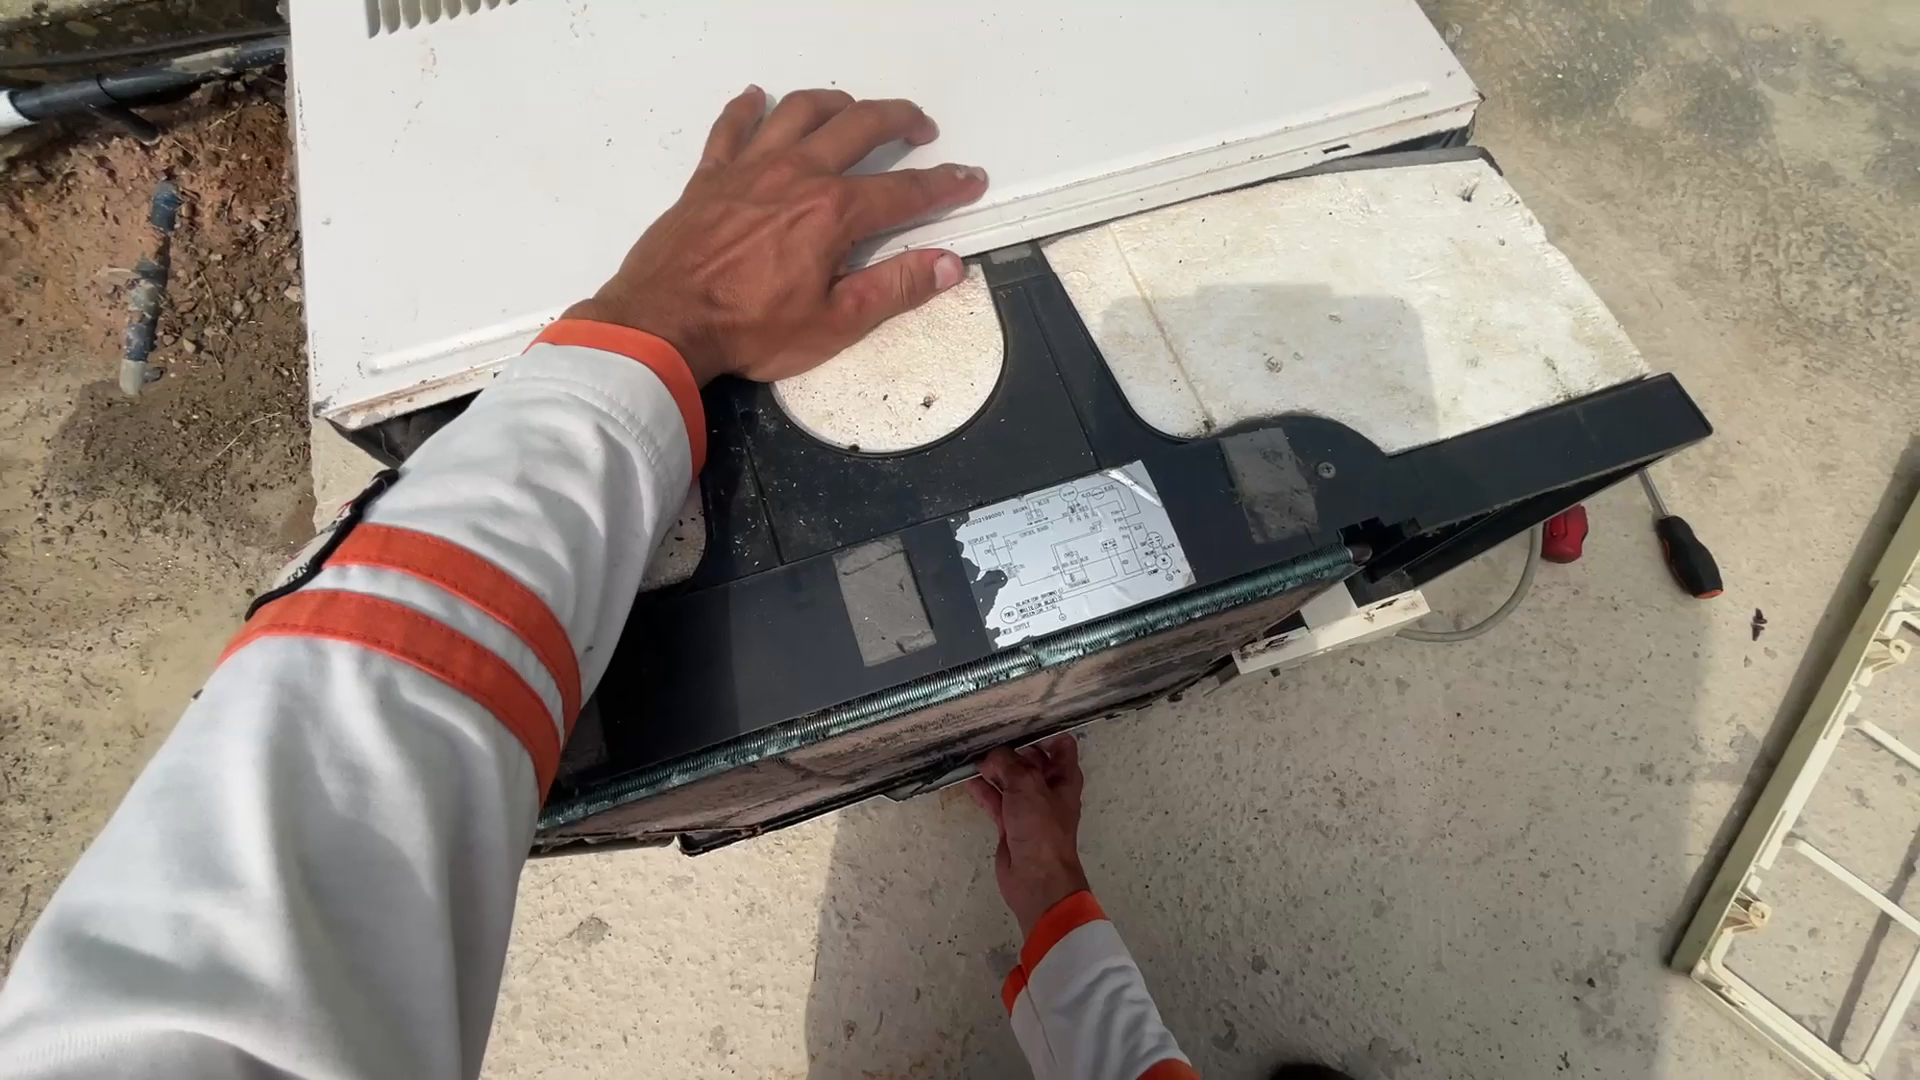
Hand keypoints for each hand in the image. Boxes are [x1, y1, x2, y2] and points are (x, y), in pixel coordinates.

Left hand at [564, 86, 989, 385]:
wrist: (666, 322)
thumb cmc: (752, 329)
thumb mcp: (836, 322)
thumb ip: (895, 288)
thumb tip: (947, 266)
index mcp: (833, 212)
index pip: (905, 191)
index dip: (945, 185)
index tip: (970, 178)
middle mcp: (796, 175)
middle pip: (859, 128)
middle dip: (899, 121)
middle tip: (922, 127)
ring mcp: (749, 169)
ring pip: (800, 112)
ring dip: (835, 102)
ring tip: (855, 108)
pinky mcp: (710, 177)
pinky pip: (731, 126)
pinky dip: (747, 108)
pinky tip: (756, 97)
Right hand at [968, 734, 1091, 938]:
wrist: (1036, 879)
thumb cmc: (1041, 828)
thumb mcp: (1026, 786)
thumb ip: (1007, 764)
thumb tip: (990, 755)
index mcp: (1064, 778)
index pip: (1060, 744)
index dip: (1043, 732)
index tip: (1018, 720)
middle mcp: (1048, 789)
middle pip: (1030, 760)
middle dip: (1011, 749)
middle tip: (987, 734)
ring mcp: (1029, 807)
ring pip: (1010, 780)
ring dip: (993, 768)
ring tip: (972, 752)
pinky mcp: (1010, 824)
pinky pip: (995, 800)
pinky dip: (983, 789)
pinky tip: (967, 778)